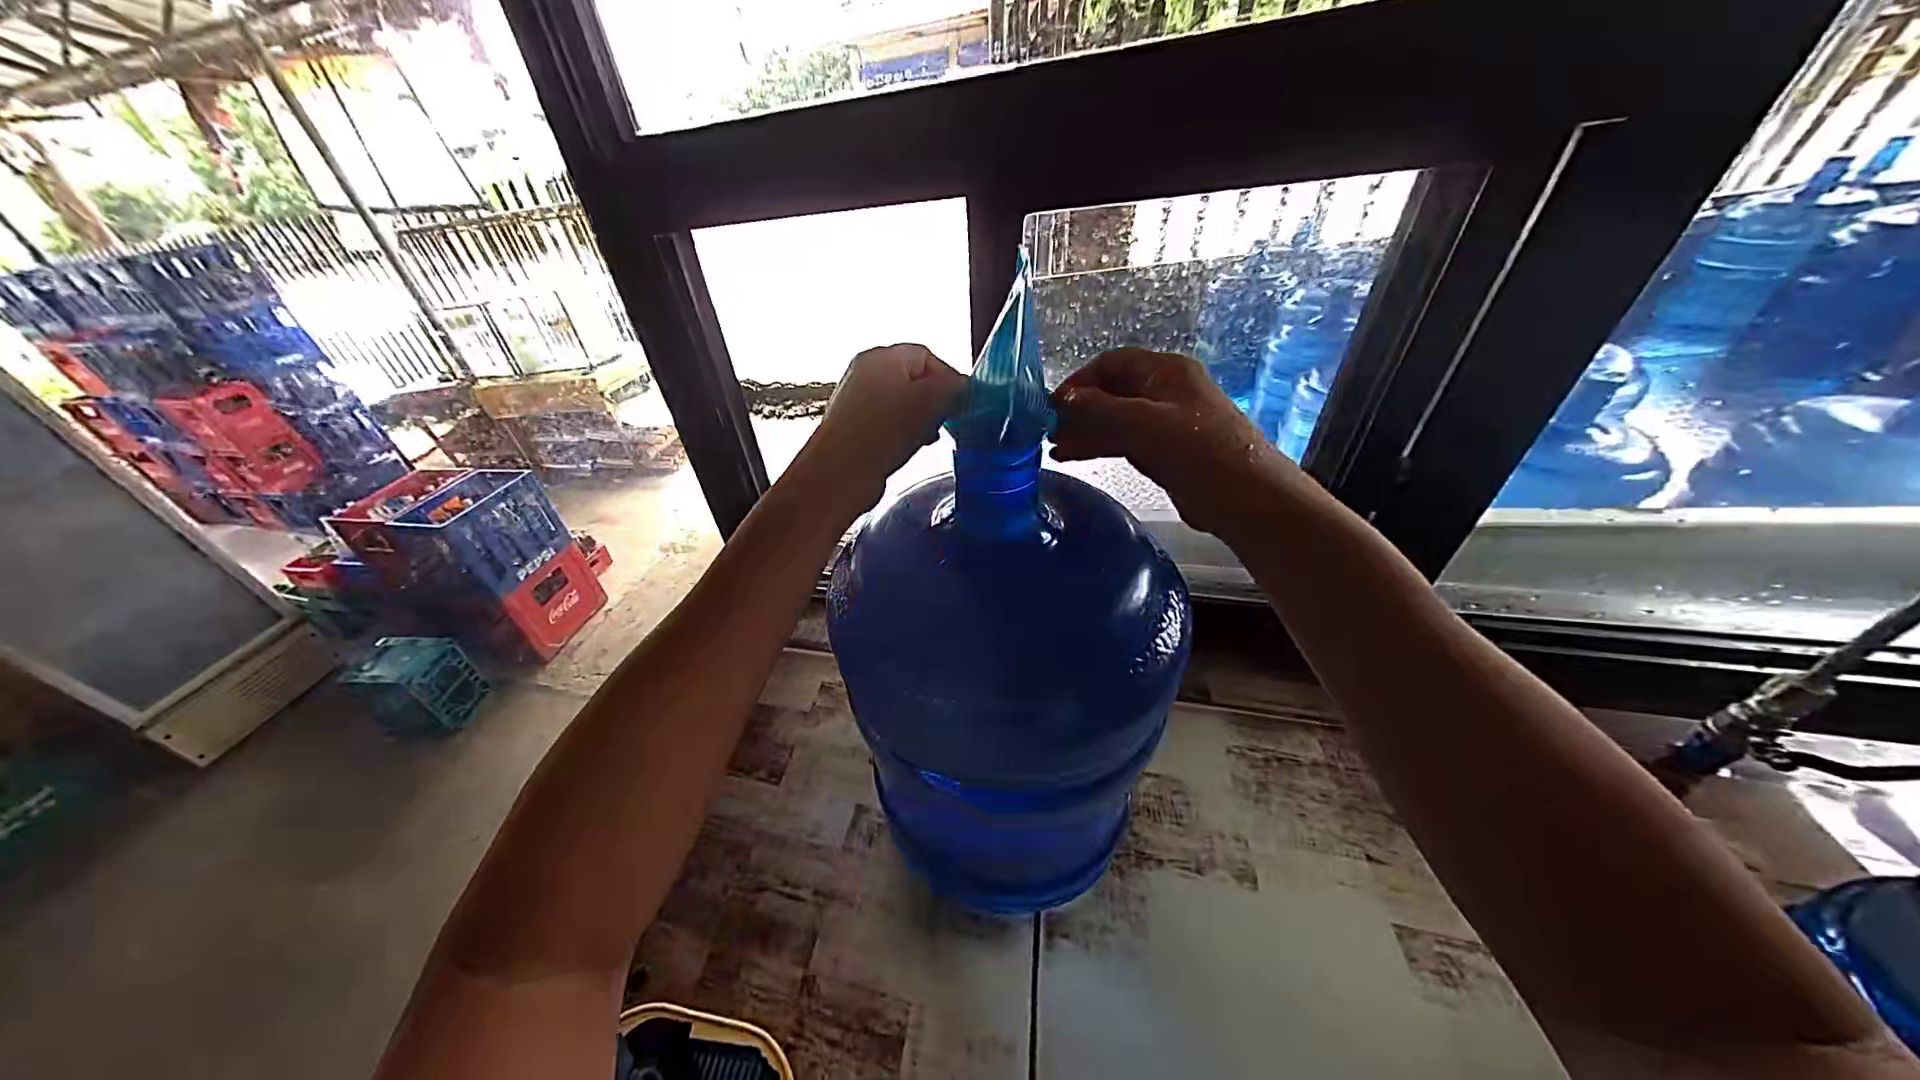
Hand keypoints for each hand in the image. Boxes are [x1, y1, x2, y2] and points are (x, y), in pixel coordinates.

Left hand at [789, 343, 966, 514]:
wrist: (839, 474)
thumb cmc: (878, 435)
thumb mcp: (929, 403)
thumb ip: (953, 387)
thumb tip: (963, 387)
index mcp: (881, 358)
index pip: (927, 356)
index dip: (948, 379)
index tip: (960, 402)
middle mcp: (866, 374)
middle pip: (916, 380)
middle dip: (935, 401)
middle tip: (944, 421)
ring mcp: (858, 401)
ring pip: (904, 404)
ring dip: (921, 420)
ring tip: (924, 438)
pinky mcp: (856, 428)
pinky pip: (890, 424)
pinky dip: (904, 434)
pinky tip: (906, 449)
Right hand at [1051, 348, 1297, 535]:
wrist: (1246, 499)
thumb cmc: (1200, 452)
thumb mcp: (1146, 425)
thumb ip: (1101, 410)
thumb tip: (1063, 400)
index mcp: (1166, 372)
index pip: (1112, 363)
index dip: (1080, 381)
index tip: (1052, 406)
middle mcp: (1165, 392)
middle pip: (1111, 392)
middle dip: (1079, 410)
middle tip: (1047, 431)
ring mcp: (1166, 423)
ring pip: (1115, 420)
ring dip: (1085, 431)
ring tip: (1053, 448)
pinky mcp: (1165, 451)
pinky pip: (1124, 441)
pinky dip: (1100, 446)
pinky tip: (1074, 456)